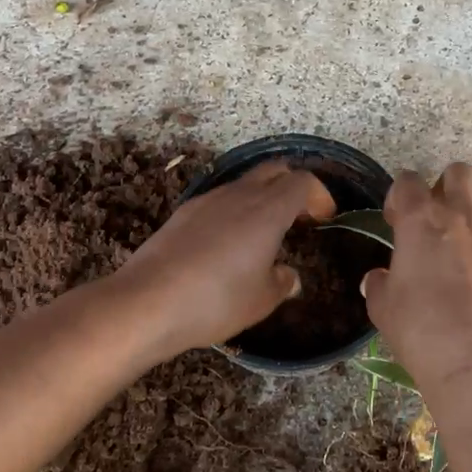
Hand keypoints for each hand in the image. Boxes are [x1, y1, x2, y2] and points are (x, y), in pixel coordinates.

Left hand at [115, 161, 335, 357]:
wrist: (147, 302)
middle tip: (299, 217)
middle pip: (275, 170)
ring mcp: (208, 200)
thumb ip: (282, 283)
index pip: (303, 181)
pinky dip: (235, 211)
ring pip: (245, 183)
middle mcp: (240, 195)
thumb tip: (289, 276)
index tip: (323, 219)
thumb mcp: (261, 301)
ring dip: (262, 198)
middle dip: (293, 186)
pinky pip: (220, 200)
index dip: (319, 196)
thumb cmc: (215, 300)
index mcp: (268, 210)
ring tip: (264, 233)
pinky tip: (227, 244)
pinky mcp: (184, 212)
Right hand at [359, 163, 471, 392]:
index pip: (408, 181)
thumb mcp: (383, 308)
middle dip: (447, 187)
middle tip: (442, 218)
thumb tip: (376, 278)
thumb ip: (379, 284)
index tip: (399, 221)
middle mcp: (463, 212)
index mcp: (421, 219)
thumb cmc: (421, 332)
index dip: (402, 197)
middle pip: (458, 171)